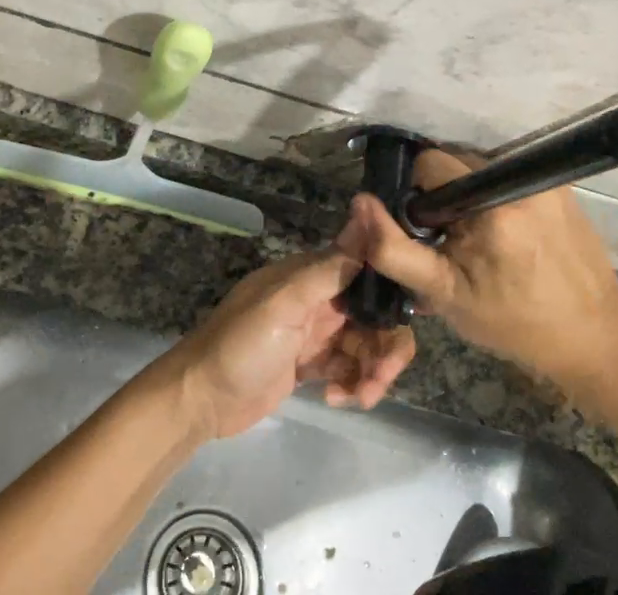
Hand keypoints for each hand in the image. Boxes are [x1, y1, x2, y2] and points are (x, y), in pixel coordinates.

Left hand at [163, 245, 417, 438]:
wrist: (202, 399)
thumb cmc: (240, 346)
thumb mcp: (283, 304)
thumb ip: (327, 269)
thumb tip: (367, 217)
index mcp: (308, 276)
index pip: (365, 268)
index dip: (393, 286)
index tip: (416, 311)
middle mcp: (316, 300)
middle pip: (375, 313)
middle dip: (387, 345)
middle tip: (380, 376)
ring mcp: (314, 334)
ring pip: (367, 344)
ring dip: (372, 371)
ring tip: (360, 397)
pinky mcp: (310, 365)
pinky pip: (349, 369)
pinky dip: (352, 385)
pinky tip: (336, 399)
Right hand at [343, 150, 617, 390]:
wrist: (594, 338)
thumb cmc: (512, 323)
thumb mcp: (442, 293)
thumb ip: (392, 248)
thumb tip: (360, 202)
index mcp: (490, 204)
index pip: (429, 163)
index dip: (416, 196)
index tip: (428, 234)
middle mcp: (522, 180)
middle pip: (455, 163)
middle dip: (443, 196)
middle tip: (452, 242)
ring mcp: (548, 182)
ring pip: (481, 170)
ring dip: (469, 197)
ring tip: (480, 242)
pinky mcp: (563, 189)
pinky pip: (509, 180)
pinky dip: (496, 200)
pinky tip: (507, 238)